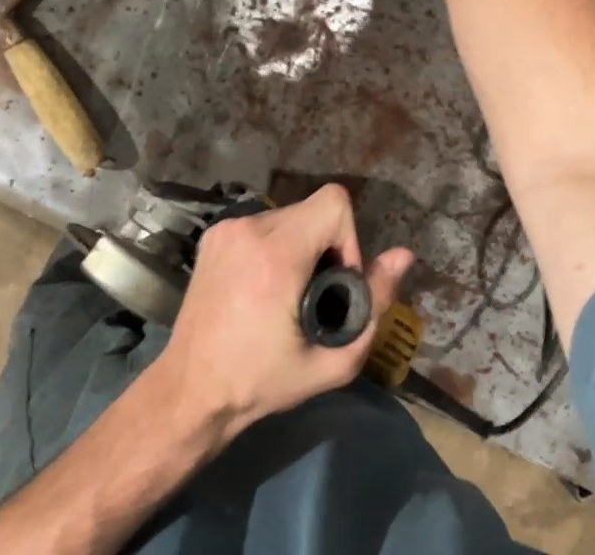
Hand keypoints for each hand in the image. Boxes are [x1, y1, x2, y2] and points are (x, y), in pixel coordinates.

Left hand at [152, 185, 412, 440]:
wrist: (190, 391)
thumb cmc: (261, 383)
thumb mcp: (332, 360)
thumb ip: (375, 305)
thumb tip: (404, 255)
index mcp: (276, 255)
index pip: (334, 202)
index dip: (349, 239)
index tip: (338, 283)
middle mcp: (247, 229)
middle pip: (313, 211)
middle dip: (328, 247)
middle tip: (317, 297)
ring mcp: (225, 229)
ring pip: (289, 216)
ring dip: (302, 247)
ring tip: (291, 296)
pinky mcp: (212, 236)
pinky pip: (263, 225)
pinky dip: (277, 247)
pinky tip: (266, 288)